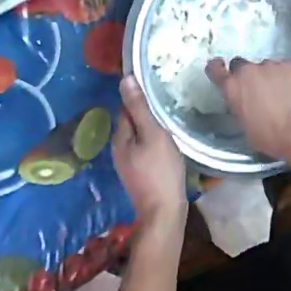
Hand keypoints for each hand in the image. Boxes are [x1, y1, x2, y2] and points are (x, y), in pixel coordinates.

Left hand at [115, 77, 186, 233]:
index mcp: (119, 137)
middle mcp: (119, 148)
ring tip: (171, 116)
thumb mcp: (152, 133)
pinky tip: (170, 140)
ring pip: (139, 135)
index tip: (157, 86)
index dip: (139, 95)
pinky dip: (155, 139)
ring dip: (152, 125)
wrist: (163, 211)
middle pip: (132, 121)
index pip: (125, 107)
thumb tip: (125, 79)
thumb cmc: (160, 170)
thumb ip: (139, 107)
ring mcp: (129, 162)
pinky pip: (145, 147)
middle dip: (146, 110)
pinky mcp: (140, 172)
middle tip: (168, 99)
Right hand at [205, 58, 290, 162]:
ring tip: (277, 91)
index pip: (215, 69)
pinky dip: (283, 75)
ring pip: (263, 66)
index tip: (219, 70)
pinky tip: (290, 88)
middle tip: (254, 88)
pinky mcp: (288, 65)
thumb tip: (242, 100)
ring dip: (266, 75)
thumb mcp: (244, 125)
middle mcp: (248, 71)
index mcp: (232, 87)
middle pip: (240, 64)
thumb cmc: (269, 136)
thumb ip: (238, 105)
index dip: (217, 69)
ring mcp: (269, 65)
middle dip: (244, 74)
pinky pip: (281, 67)